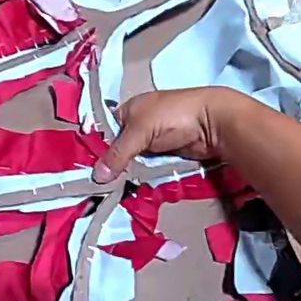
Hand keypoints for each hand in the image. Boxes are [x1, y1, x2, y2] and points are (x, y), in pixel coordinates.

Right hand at [93, 88, 244, 182]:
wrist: (212, 122)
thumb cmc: (172, 116)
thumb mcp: (140, 131)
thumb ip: (118, 153)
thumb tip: (96, 176)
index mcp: (129, 110)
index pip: (105, 130)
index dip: (96, 149)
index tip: (88, 170)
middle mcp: (139, 124)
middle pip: (118, 148)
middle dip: (111, 165)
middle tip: (99, 185)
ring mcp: (153, 140)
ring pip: (132, 160)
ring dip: (126, 173)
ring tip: (111, 190)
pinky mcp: (165, 154)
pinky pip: (147, 167)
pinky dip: (141, 176)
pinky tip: (130, 187)